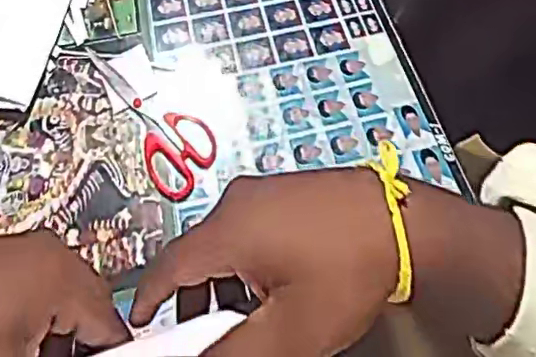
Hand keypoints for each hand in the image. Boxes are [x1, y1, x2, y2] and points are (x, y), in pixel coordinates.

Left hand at [0, 231, 129, 356]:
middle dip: (81, 346)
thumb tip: (88, 351)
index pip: (114, 323)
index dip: (117, 353)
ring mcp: (12, 250)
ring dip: (55, 339)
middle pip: (89, 307)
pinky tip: (4, 347)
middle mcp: (41, 249)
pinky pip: (27, 294)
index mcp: (58, 269)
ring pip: (57, 303)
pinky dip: (27, 325)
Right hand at [129, 168, 524, 356]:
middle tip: (202, 338)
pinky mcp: (275, 195)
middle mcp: (234, 202)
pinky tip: (269, 291)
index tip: (140, 322)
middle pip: (194, 256)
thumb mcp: (292, 329)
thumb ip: (239, 349)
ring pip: (220, 244)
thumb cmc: (348, 263)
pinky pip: (242, 231)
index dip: (150, 299)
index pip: (169, 266)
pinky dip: (241, 264)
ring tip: (246, 321)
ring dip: (221, 284)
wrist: (394, 219)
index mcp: (227, 228)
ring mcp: (256, 194)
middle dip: (194, 302)